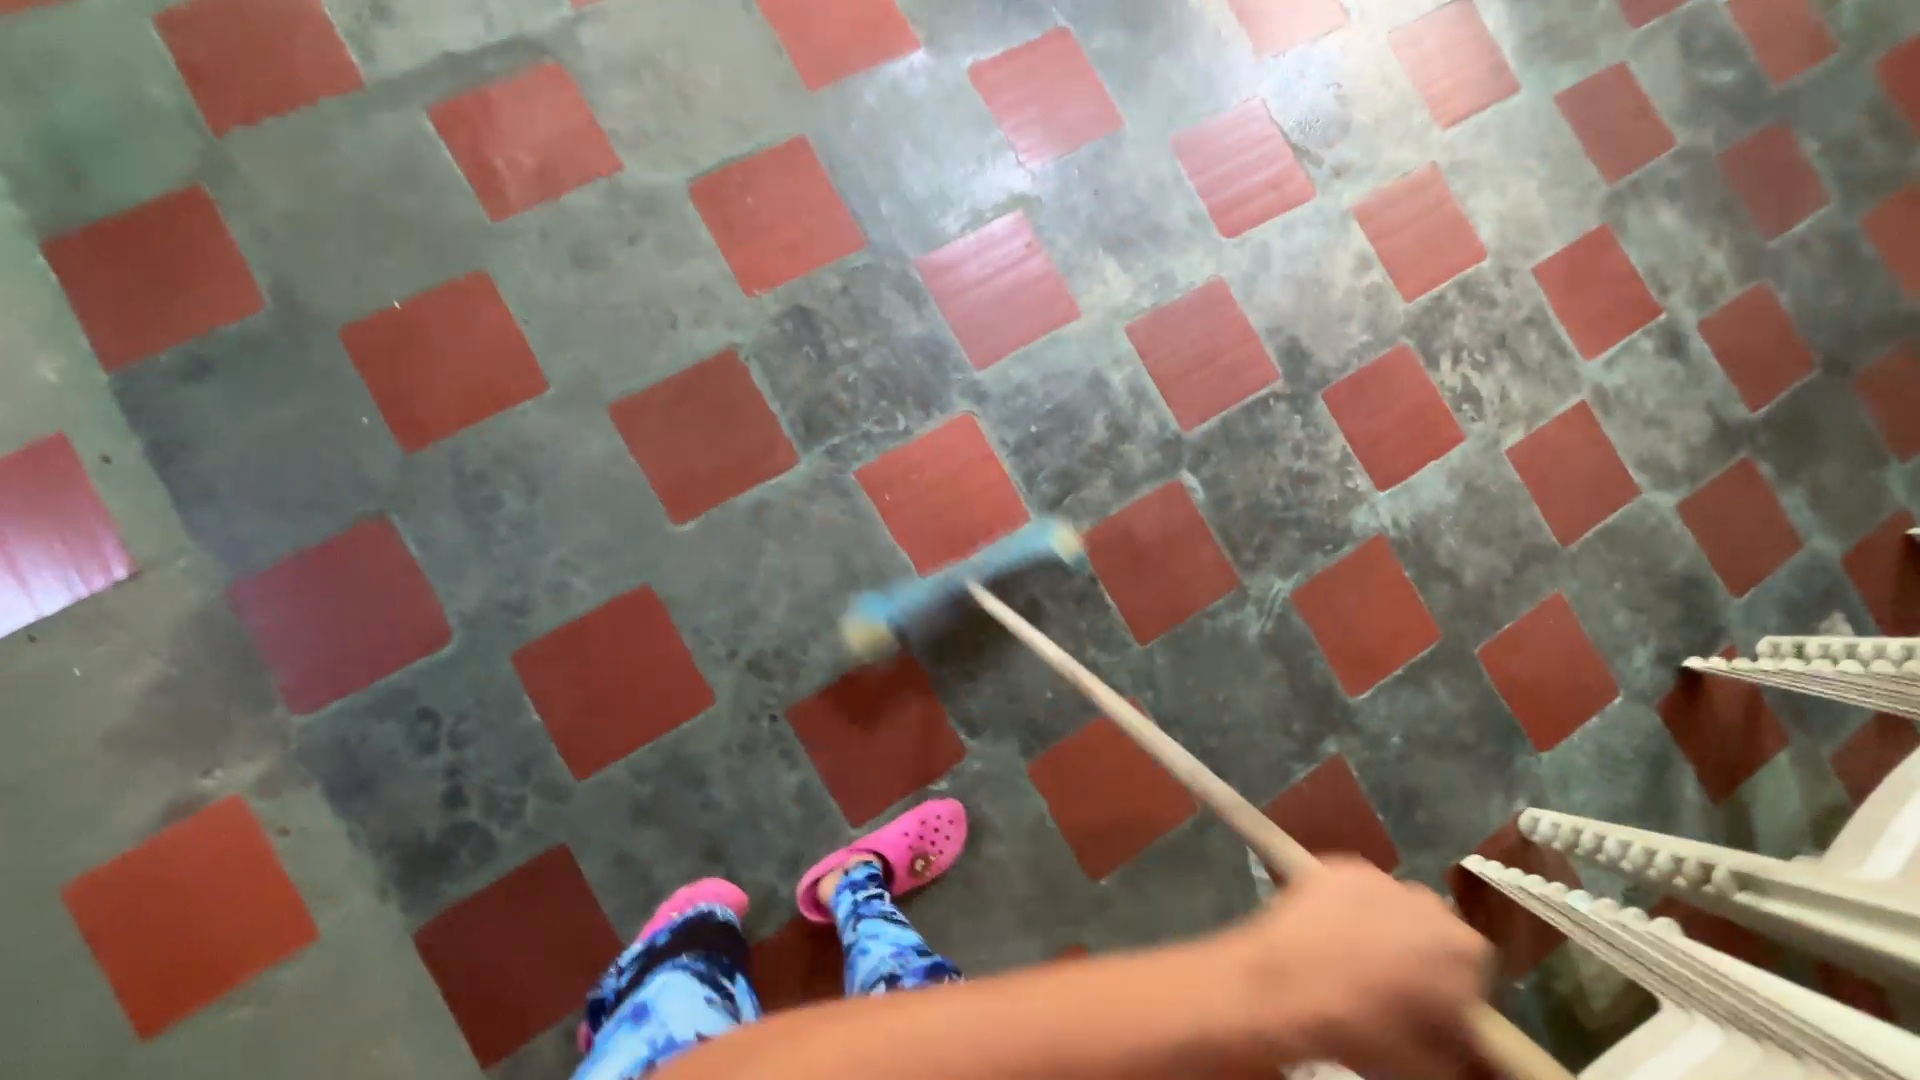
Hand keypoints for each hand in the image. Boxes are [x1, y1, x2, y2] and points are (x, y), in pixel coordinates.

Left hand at [1217, 856, 1492, 1077]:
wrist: (1283, 984)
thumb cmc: (1360, 1027)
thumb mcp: (1425, 1063)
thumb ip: (1458, 1051)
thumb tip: (1462, 1047)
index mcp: (1465, 953)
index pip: (1474, 973)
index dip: (1449, 992)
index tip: (1428, 1008)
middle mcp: (1430, 904)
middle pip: (1434, 931)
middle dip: (1419, 953)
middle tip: (1390, 982)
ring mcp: (1380, 878)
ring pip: (1395, 906)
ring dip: (1386, 925)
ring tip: (1354, 955)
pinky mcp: (1337, 864)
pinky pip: (1355, 887)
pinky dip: (1348, 904)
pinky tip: (1329, 929)